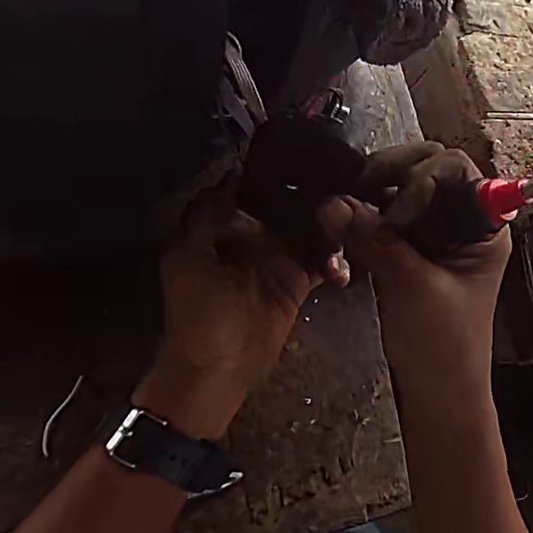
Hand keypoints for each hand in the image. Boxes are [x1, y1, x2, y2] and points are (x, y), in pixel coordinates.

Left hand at [137, 188, 347, 439]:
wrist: (216, 372)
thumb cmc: (196, 317)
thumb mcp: (188, 261)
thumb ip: (206, 218)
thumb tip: (229, 177)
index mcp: (220, 230)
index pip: (248, 193)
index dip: (271, 176)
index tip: (298, 160)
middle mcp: (250, 240)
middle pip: (284, 208)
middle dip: (307, 199)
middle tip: (335, 191)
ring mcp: (276, 262)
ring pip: (307, 231)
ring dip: (326, 227)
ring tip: (345, 225)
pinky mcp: (297, 283)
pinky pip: (321, 263)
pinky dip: (335, 261)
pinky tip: (340, 267)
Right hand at [317, 143, 512, 390]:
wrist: (438, 395)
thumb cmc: (443, 346)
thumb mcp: (412, 288)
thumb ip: (374, 241)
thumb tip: (331, 202)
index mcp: (483, 227)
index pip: (456, 170)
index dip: (422, 176)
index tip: (393, 210)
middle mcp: (461, 223)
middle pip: (428, 169)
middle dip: (392, 173)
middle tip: (357, 190)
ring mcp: (434, 236)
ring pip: (402, 191)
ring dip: (372, 192)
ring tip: (342, 207)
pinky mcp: (409, 252)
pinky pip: (386, 218)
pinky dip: (364, 216)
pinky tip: (342, 223)